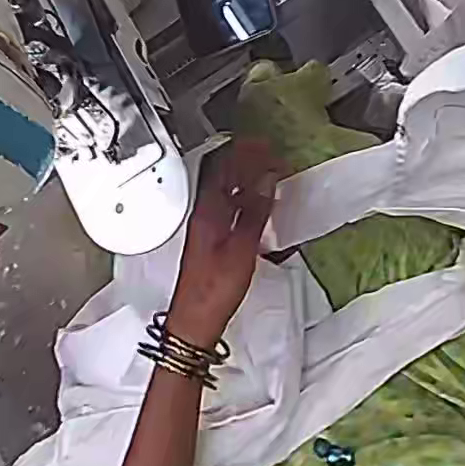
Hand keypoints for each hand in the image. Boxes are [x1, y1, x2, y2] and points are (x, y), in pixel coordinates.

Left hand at [166, 138, 280, 345]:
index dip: (245, 152)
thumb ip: (255, 212)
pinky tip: (256, 202)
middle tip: (268, 153)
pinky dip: (243, 195)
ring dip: (245, 176)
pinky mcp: (210, 238)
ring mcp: (205, 225)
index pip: (225, 167)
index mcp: (209, 210)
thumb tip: (266, 181)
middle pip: (222, 174)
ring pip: (225, 189)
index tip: (266, 146)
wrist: (195, 319)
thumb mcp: (243, 248)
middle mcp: (204, 213)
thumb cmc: (215, 288)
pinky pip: (226, 204)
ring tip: (266, 171)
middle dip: (245, 159)